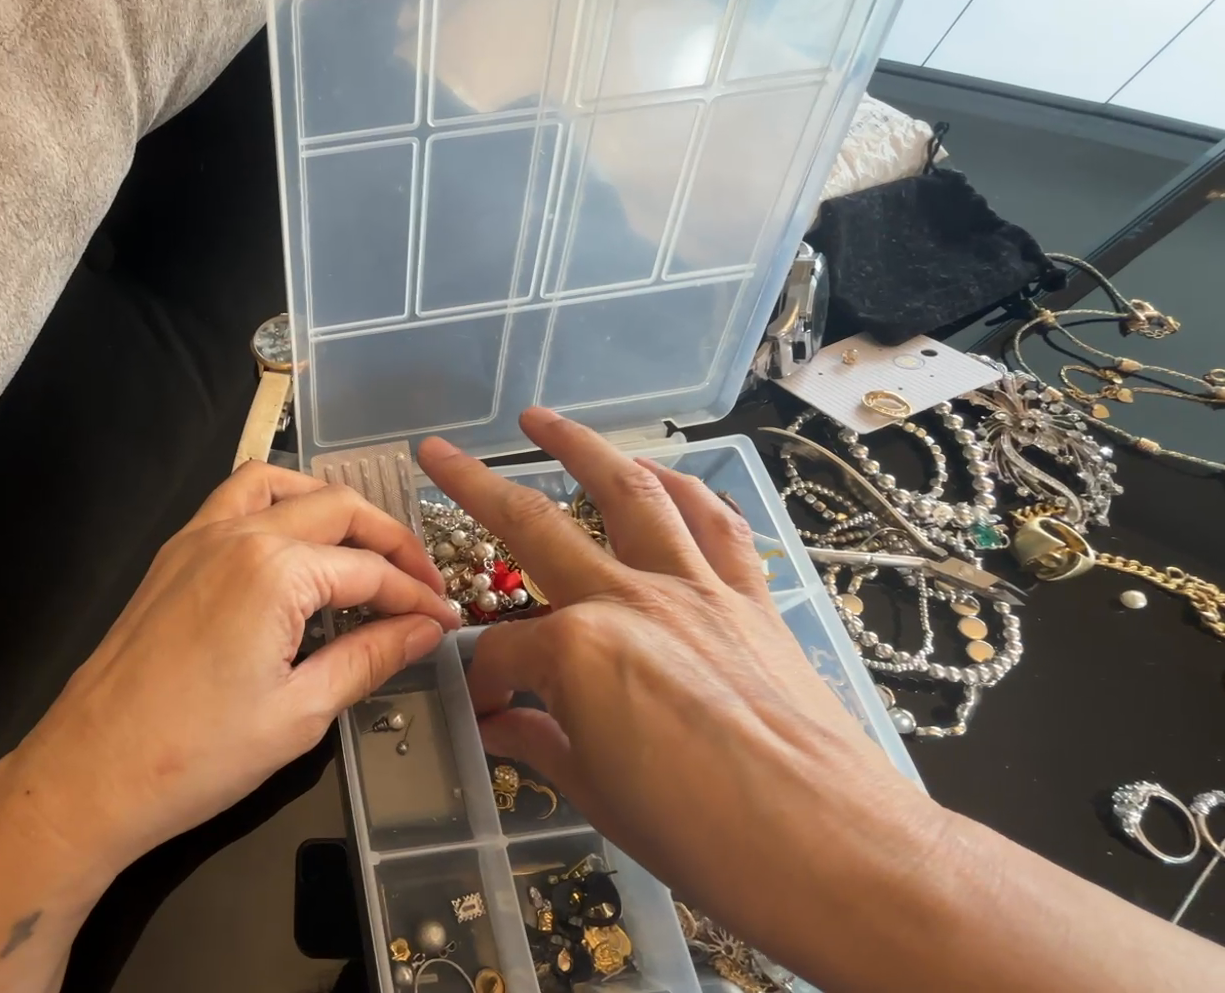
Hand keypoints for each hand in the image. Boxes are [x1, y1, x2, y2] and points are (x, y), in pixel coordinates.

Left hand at [0, 461, 460, 871]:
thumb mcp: (300, 712)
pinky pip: (234, 500)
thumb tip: (424, 630)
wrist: (89, 771)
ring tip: (361, 546)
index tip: (445, 620)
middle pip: (335, 509)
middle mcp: (237, 534)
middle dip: (389, 540)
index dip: (416, 595)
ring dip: (329, 504)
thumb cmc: (198, 753)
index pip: (369, 570)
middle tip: (420, 582)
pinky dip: (276, 503)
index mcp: (274, 570)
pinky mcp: (173, 553)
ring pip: (280, 484)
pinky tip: (292, 544)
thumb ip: (369, 657)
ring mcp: (197, 536)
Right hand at [417, 409, 934, 949]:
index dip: (482, 682)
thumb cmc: (702, 836)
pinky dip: (684, 487)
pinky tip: (658, 471)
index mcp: (574, 650)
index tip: (485, 711)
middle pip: (532, 525)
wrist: (836, 854)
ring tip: (542, 420)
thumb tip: (499, 724)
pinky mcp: (746, 598)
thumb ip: (537, 740)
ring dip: (579, 446)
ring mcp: (690, 589)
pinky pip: (714, 523)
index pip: (499, 654)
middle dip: (472, 484)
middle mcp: (626, 598)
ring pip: (628, 492)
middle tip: (438, 452)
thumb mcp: (594, 794)